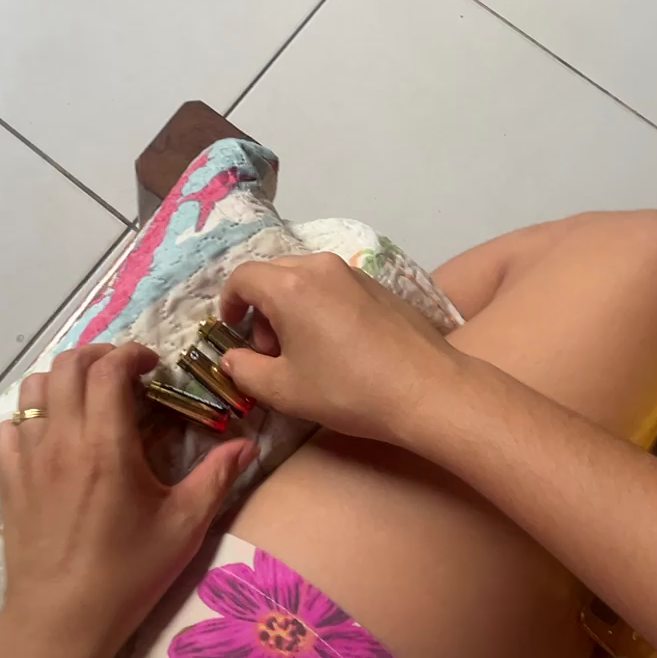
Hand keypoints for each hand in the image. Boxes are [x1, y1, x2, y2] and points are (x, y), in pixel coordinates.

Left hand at [0, 342, 254, 657]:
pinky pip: (10, 426)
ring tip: (88, 396)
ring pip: (34, 387)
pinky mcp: (7, 478)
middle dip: (99, 355)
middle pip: (69, 364)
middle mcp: (62, 439)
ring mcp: (28, 457)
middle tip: (124, 373)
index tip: (152, 364)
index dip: (132, 353)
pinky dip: (32, 416)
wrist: (60, 624)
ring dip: (64, 379)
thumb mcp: (183, 527)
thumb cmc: (127, 574)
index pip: (109, 368)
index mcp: (106, 444)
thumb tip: (248, 444)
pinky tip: (53, 434)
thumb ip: (216, 478)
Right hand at [218, 253, 469, 447]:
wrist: (426, 389)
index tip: (232, 330)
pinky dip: (317, 302)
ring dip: (289, 304)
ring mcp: (351, 271)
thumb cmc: (348, 390)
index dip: (229, 302)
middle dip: (260, 307)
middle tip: (270, 350)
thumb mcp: (285, 391)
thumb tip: (231, 358)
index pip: (242, 277)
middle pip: (272, 273)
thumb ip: (245, 371)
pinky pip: (331, 282)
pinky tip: (335, 342)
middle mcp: (318, 266)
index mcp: (289, 286)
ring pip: (303, 275)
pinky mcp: (376, 283)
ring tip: (303, 347)